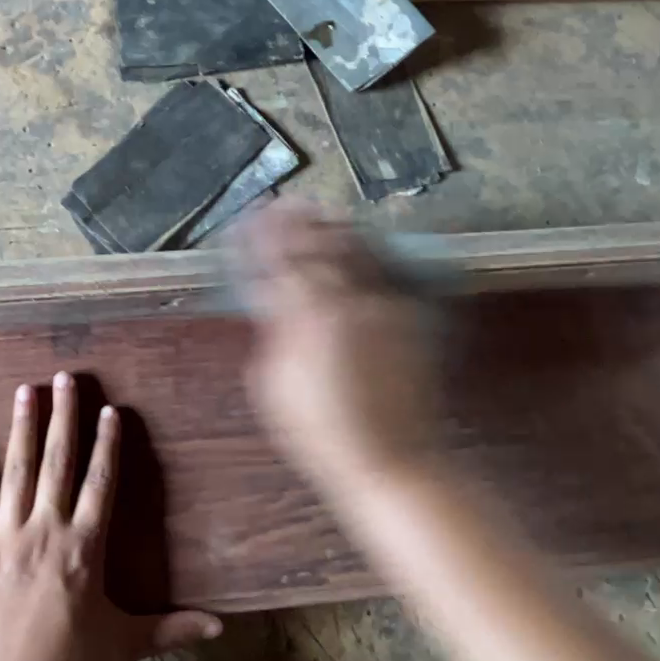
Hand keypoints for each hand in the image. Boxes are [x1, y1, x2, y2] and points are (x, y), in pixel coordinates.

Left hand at [0, 372, 222, 660]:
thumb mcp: (124, 646)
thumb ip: (171, 628)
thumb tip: (220, 626)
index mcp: (84, 549)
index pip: (100, 483)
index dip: (106, 444)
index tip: (109, 409)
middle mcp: (45, 532)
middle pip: (58, 462)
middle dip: (63, 417)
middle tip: (65, 377)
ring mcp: (4, 541)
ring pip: (16, 472)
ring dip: (21, 429)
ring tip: (24, 391)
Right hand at [233, 201, 443, 485]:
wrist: (391, 458)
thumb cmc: (318, 431)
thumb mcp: (272, 383)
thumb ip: (271, 330)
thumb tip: (267, 297)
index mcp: (307, 314)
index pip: (280, 257)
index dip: (263, 232)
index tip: (251, 215)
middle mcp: (347, 298)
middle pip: (321, 242)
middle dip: (299, 218)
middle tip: (284, 202)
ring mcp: (382, 304)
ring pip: (356, 248)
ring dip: (333, 226)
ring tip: (319, 212)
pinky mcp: (408, 315)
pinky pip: (384, 269)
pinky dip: (365, 250)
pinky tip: (356, 243)